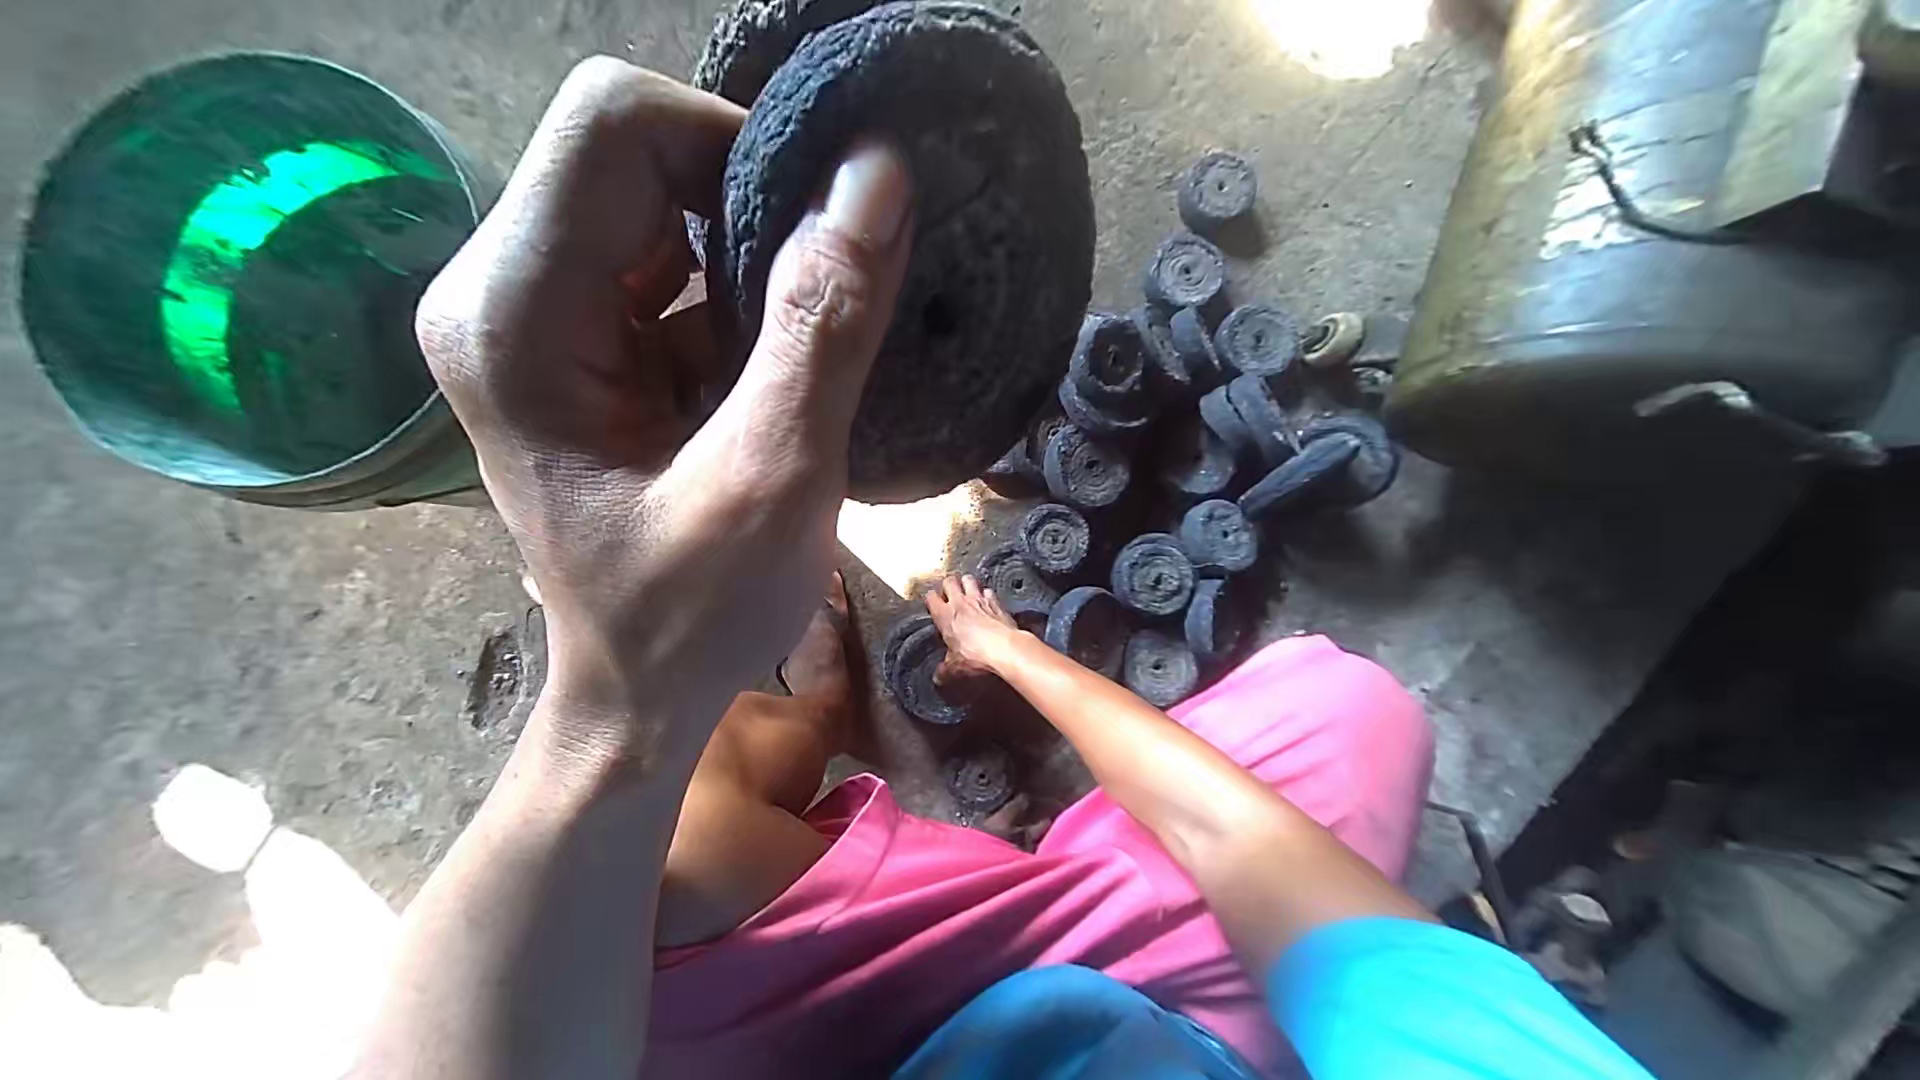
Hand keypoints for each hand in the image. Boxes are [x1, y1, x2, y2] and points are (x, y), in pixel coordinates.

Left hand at [415, 58, 912, 761]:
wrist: (646, 692)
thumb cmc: (697, 615)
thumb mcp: (775, 477)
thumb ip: (821, 329)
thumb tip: (877, 180)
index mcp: (517, 321)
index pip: (617, 129)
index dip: (738, 154)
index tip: (828, 236)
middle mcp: (507, 299)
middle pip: (642, 165)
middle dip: (756, 216)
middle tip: (835, 298)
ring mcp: (546, 326)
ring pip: (668, 219)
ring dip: (759, 267)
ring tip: (812, 348)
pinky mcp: (591, 357)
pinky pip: (676, 279)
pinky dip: (746, 308)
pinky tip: (783, 374)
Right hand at [925, 574, 1021, 679]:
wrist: (1004, 648)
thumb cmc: (976, 655)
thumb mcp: (955, 667)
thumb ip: (945, 670)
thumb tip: (939, 677)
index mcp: (944, 615)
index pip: (930, 597)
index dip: (930, 598)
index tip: (932, 603)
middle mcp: (960, 603)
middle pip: (949, 581)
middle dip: (948, 585)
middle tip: (949, 592)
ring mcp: (979, 599)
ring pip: (969, 579)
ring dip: (967, 583)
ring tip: (967, 590)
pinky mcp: (996, 602)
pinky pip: (989, 590)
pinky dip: (987, 594)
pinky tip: (988, 601)